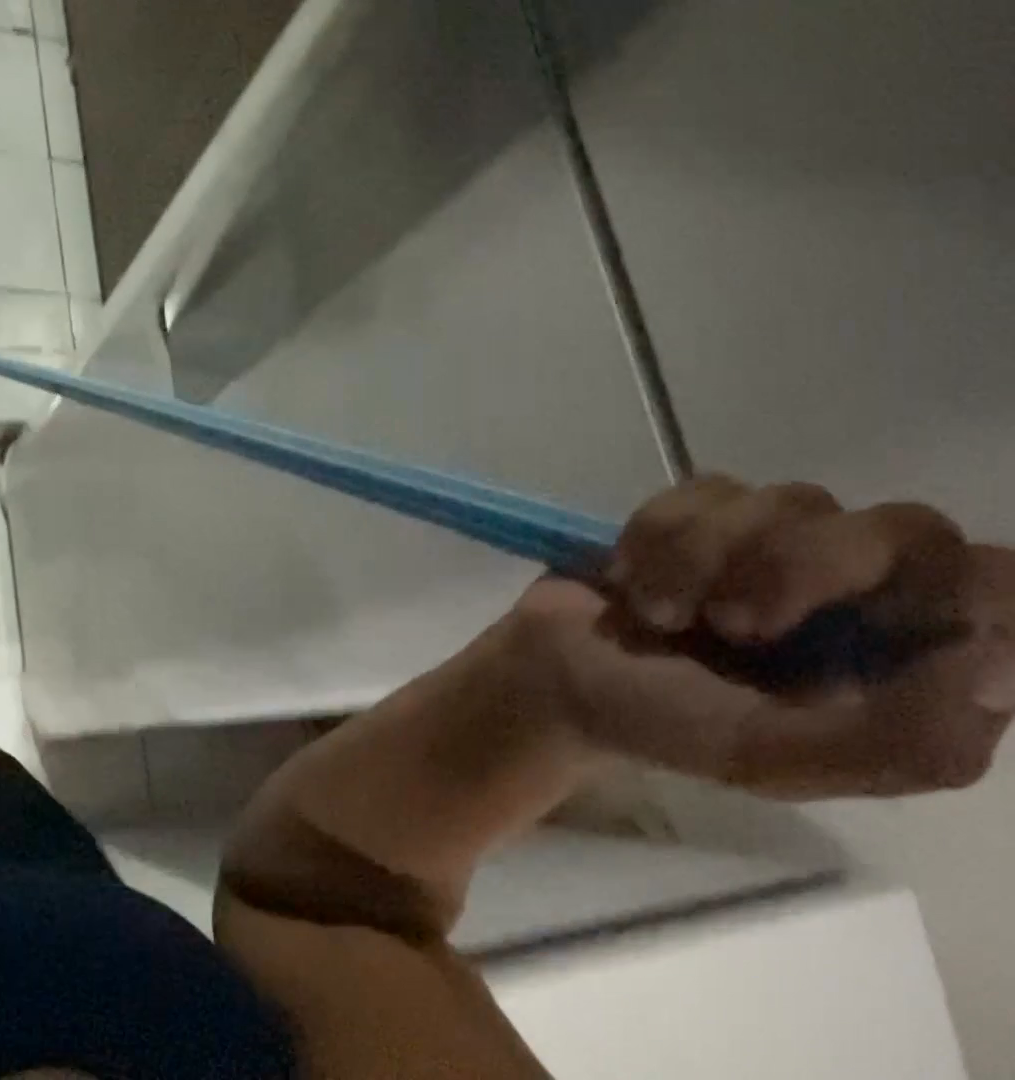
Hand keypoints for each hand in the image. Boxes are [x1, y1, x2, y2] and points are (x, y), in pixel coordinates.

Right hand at [511, 475, 1014, 797]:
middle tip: (732, 624)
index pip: (1001, 592)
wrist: (548, 682)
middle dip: (801, 568)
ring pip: (789, 501)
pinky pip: (703, 490)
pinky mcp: (702, 512)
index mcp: (897, 657)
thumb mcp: (773, 761)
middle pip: (903, 529)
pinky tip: (629, 581)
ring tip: (658, 615)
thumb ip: (896, 741)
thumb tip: (987, 666)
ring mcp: (778, 543)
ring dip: (704, 562)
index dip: (976, 597)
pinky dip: (655, 539)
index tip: (916, 632)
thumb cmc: (659, 725)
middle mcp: (859, 591)